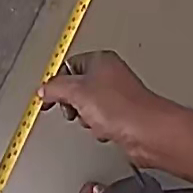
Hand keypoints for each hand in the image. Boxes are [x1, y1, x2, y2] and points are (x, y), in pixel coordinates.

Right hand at [39, 51, 180, 166]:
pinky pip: (100, 119)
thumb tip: (44, 89)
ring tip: (94, 119)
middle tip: (75, 107)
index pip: (68, 65)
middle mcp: (110, 74)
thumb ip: (54, 88)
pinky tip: (106, 129)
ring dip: (86, 117)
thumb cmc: (123, 108)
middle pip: (76, 87)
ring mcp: (117, 95)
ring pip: (87, 106)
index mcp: (100, 59)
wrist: (148, 133)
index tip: (47, 94)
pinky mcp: (122, 114)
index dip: (56, 81)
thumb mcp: (76, 92)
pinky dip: (99, 126)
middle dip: (72, 102)